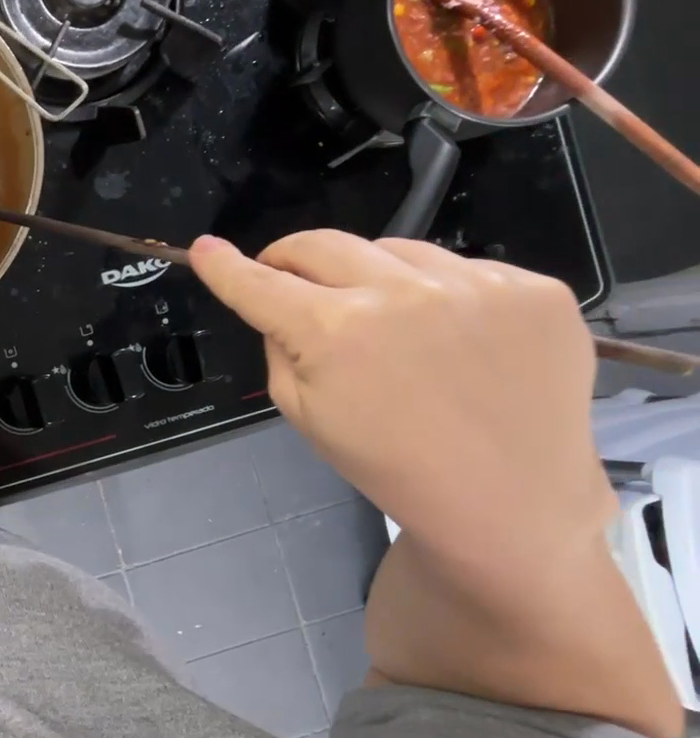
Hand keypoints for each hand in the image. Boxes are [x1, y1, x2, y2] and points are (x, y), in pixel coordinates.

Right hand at [189, 230, 612, 569]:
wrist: (507, 493)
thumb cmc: (386, 460)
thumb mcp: (301, 410)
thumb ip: (281, 347)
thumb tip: (278, 304)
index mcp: (333, 331)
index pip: (258, 284)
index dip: (223, 265)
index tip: (204, 249)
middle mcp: (401, 292)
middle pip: (320, 244)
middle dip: (289, 259)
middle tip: (288, 282)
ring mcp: (475, 284)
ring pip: (390, 249)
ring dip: (366, 273)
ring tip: (383, 320)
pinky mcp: (532, 287)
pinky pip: (459, 266)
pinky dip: (435, 289)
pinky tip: (445, 333)